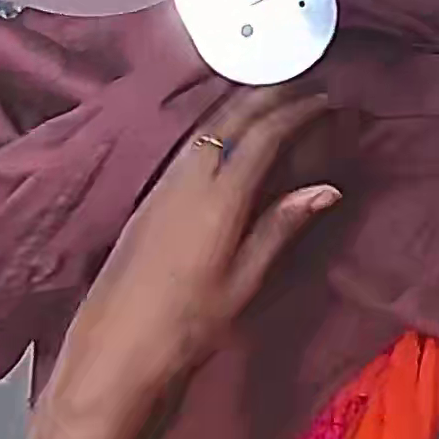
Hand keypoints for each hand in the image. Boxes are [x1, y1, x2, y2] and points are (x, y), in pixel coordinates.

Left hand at [41, 87, 338, 426]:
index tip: (323, 100)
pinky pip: (195, 137)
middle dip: (271, 92)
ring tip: (275, 95)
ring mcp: (165, 180)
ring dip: (245, 101)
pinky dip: (223, 120)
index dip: (296, 111)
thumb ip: (282, 225)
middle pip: (234, 115)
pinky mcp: (151, 192)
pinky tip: (232, 127)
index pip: (264, 134)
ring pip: (211, 122)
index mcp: (219, 196)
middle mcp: (189, 176)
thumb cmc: (187, 324)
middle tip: (303, 84)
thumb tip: (327, 188)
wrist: (111, 353)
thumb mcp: (244, 279)